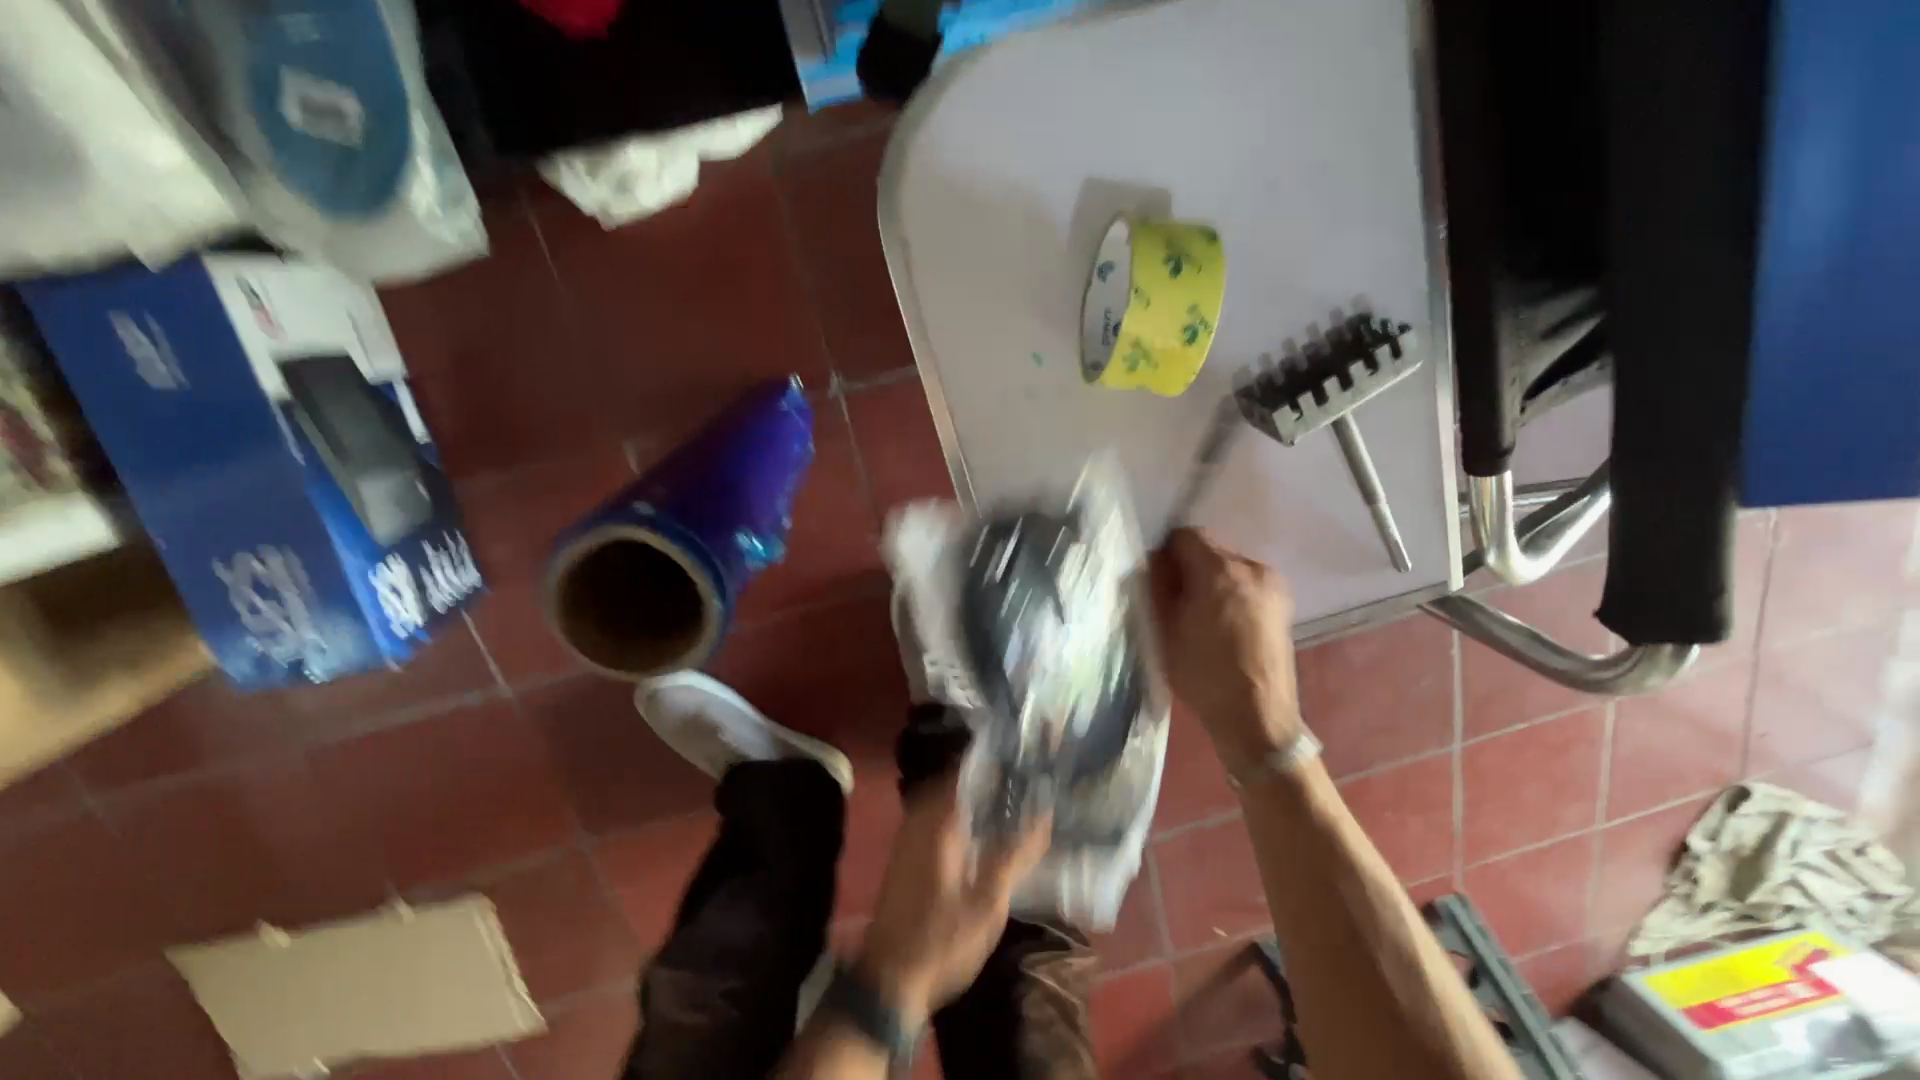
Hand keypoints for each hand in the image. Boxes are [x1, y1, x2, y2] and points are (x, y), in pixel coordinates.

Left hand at [854, 770, 1050, 1024]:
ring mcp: (908, 843)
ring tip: (1012, 798)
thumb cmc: (941, 941)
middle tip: (1024, 775)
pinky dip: (961, 817)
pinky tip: (985, 833)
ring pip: (943, 803)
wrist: (889, 983)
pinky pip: (937, 822)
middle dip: (986, 776)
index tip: (1023, 752)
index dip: (993, 760)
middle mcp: (918, 824)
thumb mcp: (987, 903)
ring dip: (973, 797)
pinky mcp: (907, 862)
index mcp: (936, 825)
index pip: (964, 773)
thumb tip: (1043, 816)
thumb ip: (1014, 855)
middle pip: (952, 785)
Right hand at [1148, 527, 1305, 774]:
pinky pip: (1246, 585)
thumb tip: (1156, 562)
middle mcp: (1252, 568)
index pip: (1186, 535)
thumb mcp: (1166, 631)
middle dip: (1190, 569)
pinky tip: (1223, 628)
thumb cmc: (1204, 676)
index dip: (1166, 554)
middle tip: (1176, 604)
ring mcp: (1273, 586)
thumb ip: (1158, 587)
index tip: (1158, 582)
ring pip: (1229, 568)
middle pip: (1210, 550)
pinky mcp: (1283, 605)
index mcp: (1220, 570)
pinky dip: (1230, 595)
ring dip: (1211, 583)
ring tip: (1201, 620)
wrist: (1257, 719)